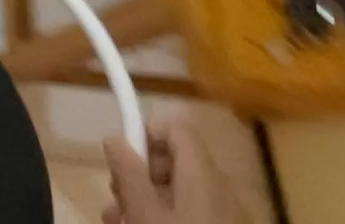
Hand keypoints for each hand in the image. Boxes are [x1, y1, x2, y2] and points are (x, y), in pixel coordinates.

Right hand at [102, 124, 245, 223]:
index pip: (176, 129)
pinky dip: (167, 220)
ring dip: (147, 202)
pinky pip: (195, 218)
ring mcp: (229, 221)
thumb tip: (116, 138)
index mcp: (204, 177)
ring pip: (181, 195)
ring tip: (118, 223)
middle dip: (139, 175)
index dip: (145, 132)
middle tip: (115, 198)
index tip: (122, 157)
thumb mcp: (143, 215)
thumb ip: (128, 172)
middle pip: (176, 164)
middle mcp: (223, 194)